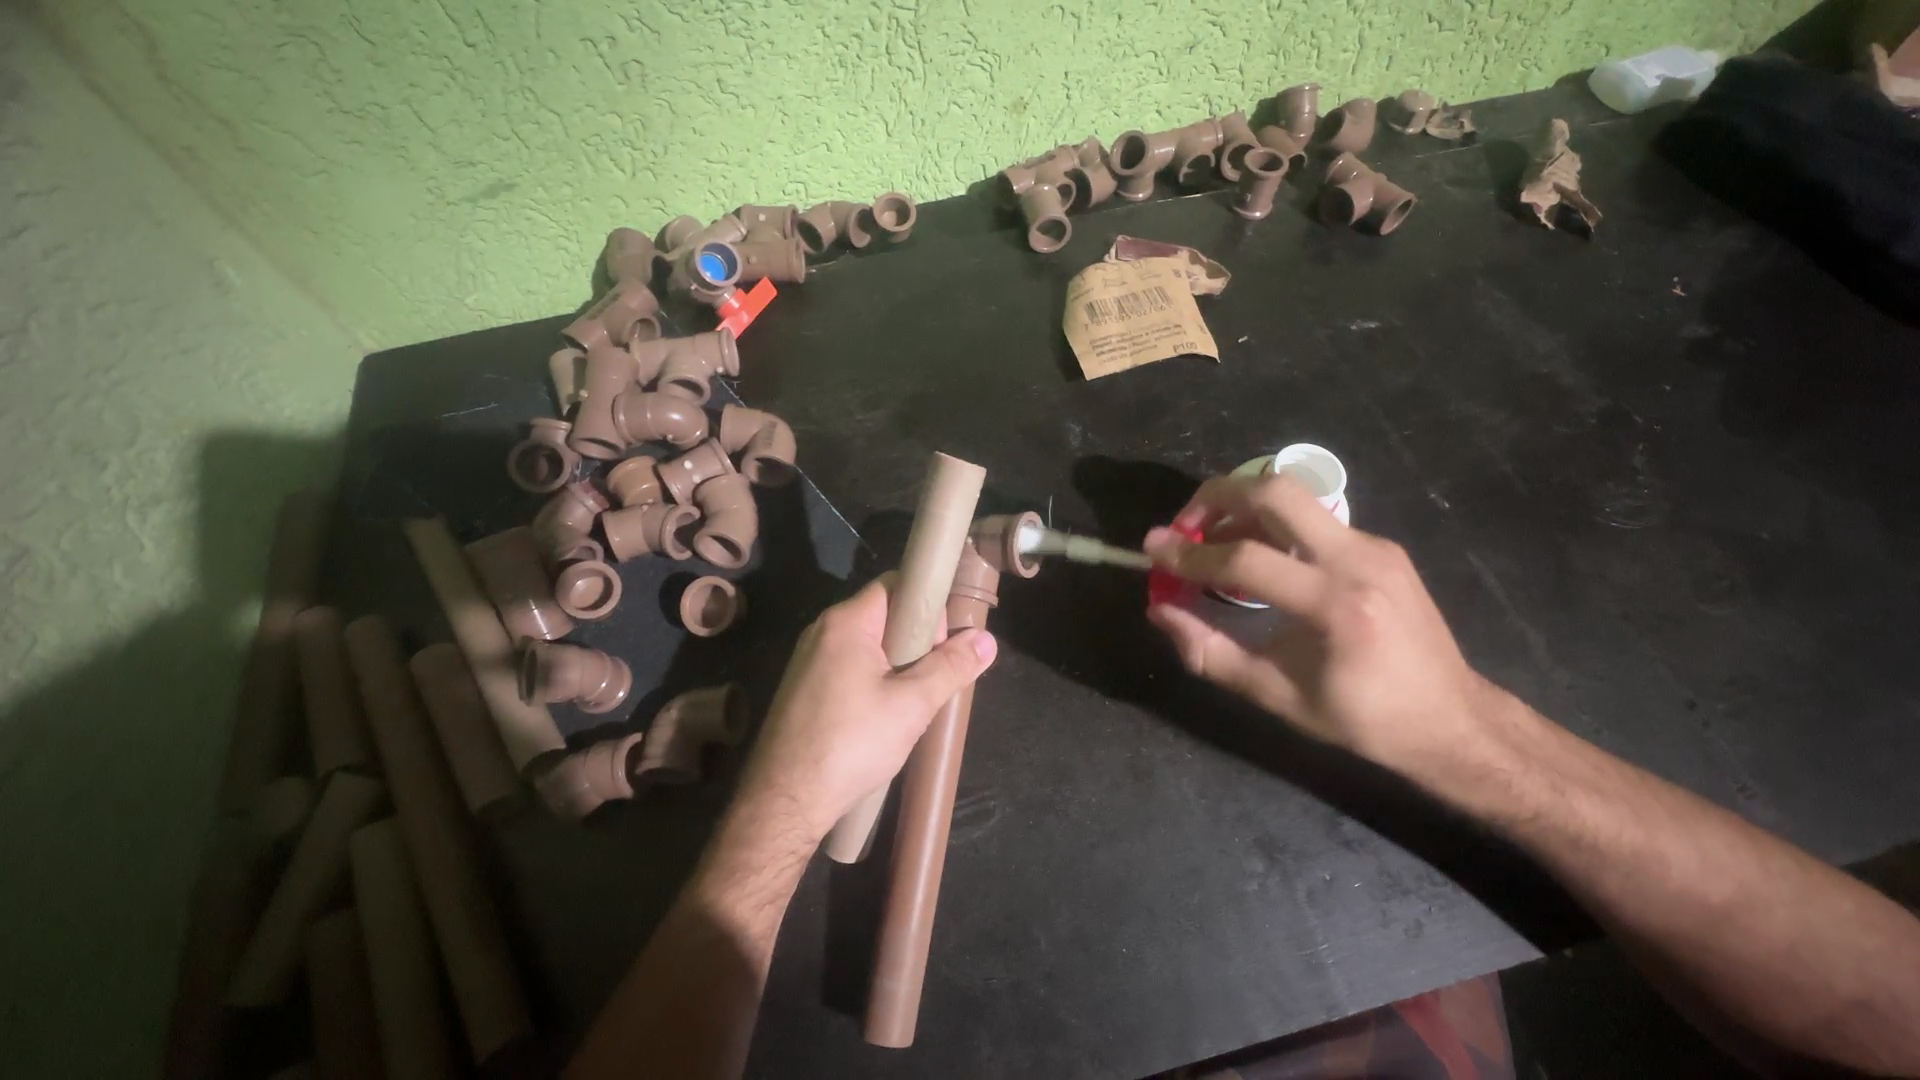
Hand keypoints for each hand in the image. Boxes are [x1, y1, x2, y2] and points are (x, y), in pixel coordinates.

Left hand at [737, 573, 997, 841]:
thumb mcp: (912, 705)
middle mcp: (821, 631)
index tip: (943, 643)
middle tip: (932, 678)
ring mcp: (807, 661)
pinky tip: (883, 716)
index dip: (926, 607)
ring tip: (912, 701)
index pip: (895, 585)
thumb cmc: (851, 743)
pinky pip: (848, 668)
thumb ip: (951, 667)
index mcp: (846, 622)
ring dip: (896, 665)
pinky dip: (872, 681)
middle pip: (882, 615)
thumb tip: (987, 640)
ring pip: (867, 645)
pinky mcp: (803, 689)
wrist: (785, 799)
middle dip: (915, 640)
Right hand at [1143, 473, 1497, 771]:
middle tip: (1184, 526)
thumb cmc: (1362, 720)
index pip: (1245, 561)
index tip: (1151, 550)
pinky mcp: (1380, 547)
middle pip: (1276, 492)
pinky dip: (1272, 524)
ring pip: (1296, 497)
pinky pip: (1314, 518)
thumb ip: (1209, 652)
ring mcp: (1375, 546)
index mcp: (1336, 605)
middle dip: (1216, 497)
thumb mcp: (1275, 695)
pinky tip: (1256, 556)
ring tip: (1212, 540)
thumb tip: (1159, 610)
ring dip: (1243, 507)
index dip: (1189, 554)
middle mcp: (1359, 560)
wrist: (1452, 720)